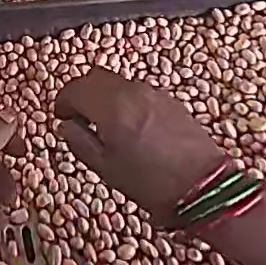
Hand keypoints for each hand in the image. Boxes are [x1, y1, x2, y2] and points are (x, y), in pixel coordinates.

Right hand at [53, 67, 228, 224]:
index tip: (61, 116)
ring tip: (105, 123)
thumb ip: (79, 141)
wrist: (205, 187)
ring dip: (103, 95)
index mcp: (109, 105)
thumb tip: (66, 126)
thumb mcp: (105, 167)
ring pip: (117, 82)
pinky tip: (131, 125)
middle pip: (94, 77)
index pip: (74, 89)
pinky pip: (137, 91)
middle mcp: (130, 91)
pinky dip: (125, 100)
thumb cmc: (150, 181)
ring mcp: (152, 93)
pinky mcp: (169, 100)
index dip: (62, 102)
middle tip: (78, 116)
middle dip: (81, 93)